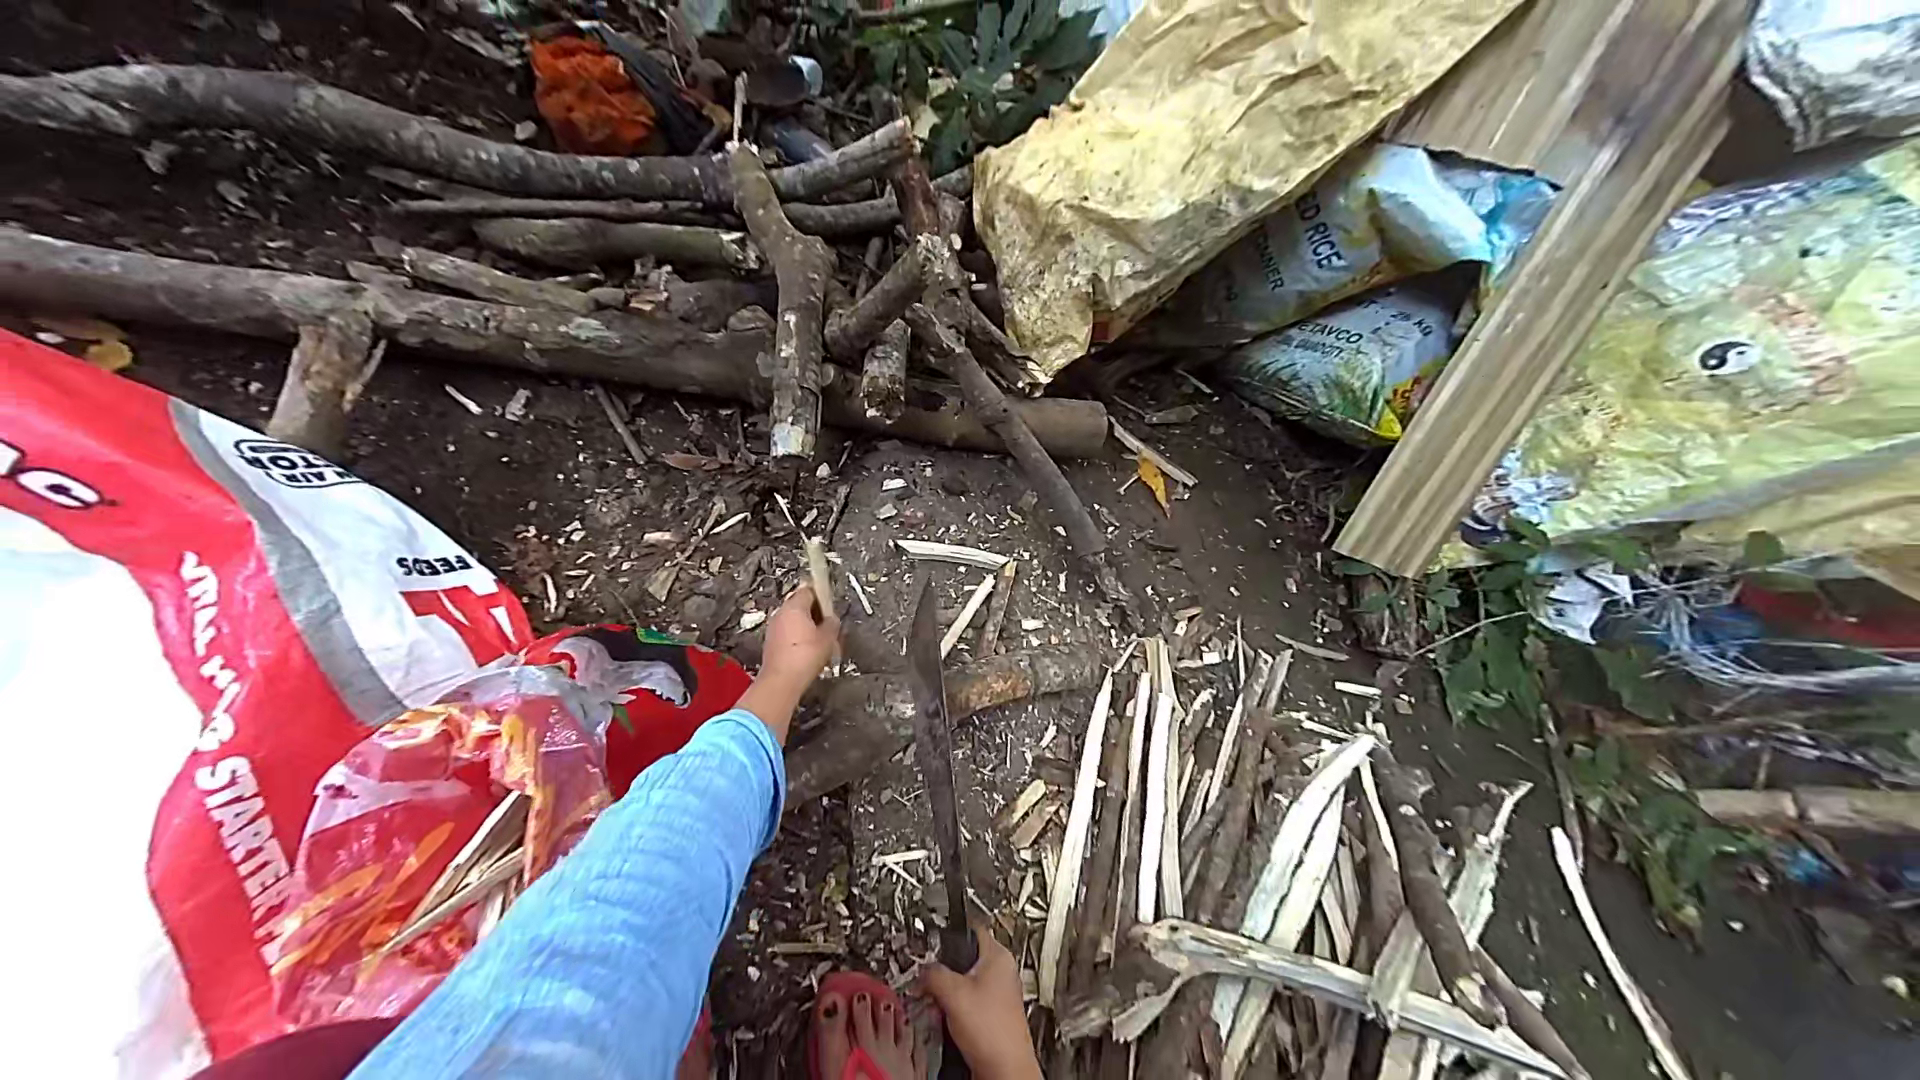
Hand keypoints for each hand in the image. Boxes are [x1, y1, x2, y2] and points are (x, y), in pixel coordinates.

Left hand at [761, 583, 839, 687]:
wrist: (782, 681)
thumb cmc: (805, 656)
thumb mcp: (828, 638)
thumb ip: (832, 623)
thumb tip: (831, 619)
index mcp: (794, 607)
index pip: (809, 590)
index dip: (822, 595)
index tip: (831, 606)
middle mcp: (780, 613)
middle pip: (800, 605)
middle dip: (815, 613)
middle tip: (828, 625)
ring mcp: (773, 628)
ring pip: (794, 620)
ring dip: (806, 626)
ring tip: (820, 640)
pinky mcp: (771, 642)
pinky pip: (787, 633)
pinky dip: (798, 638)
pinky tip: (808, 651)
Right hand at [917, 928, 1041, 1079]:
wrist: (1005, 1073)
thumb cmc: (993, 1033)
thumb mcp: (953, 993)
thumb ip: (933, 974)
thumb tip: (921, 970)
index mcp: (997, 955)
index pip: (970, 929)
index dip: (948, 933)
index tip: (931, 941)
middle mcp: (999, 971)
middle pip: (962, 958)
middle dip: (942, 971)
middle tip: (929, 980)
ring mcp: (996, 993)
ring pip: (962, 981)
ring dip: (945, 992)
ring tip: (936, 1003)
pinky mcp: (989, 1014)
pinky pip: (965, 1001)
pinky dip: (952, 1007)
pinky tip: (944, 1019)